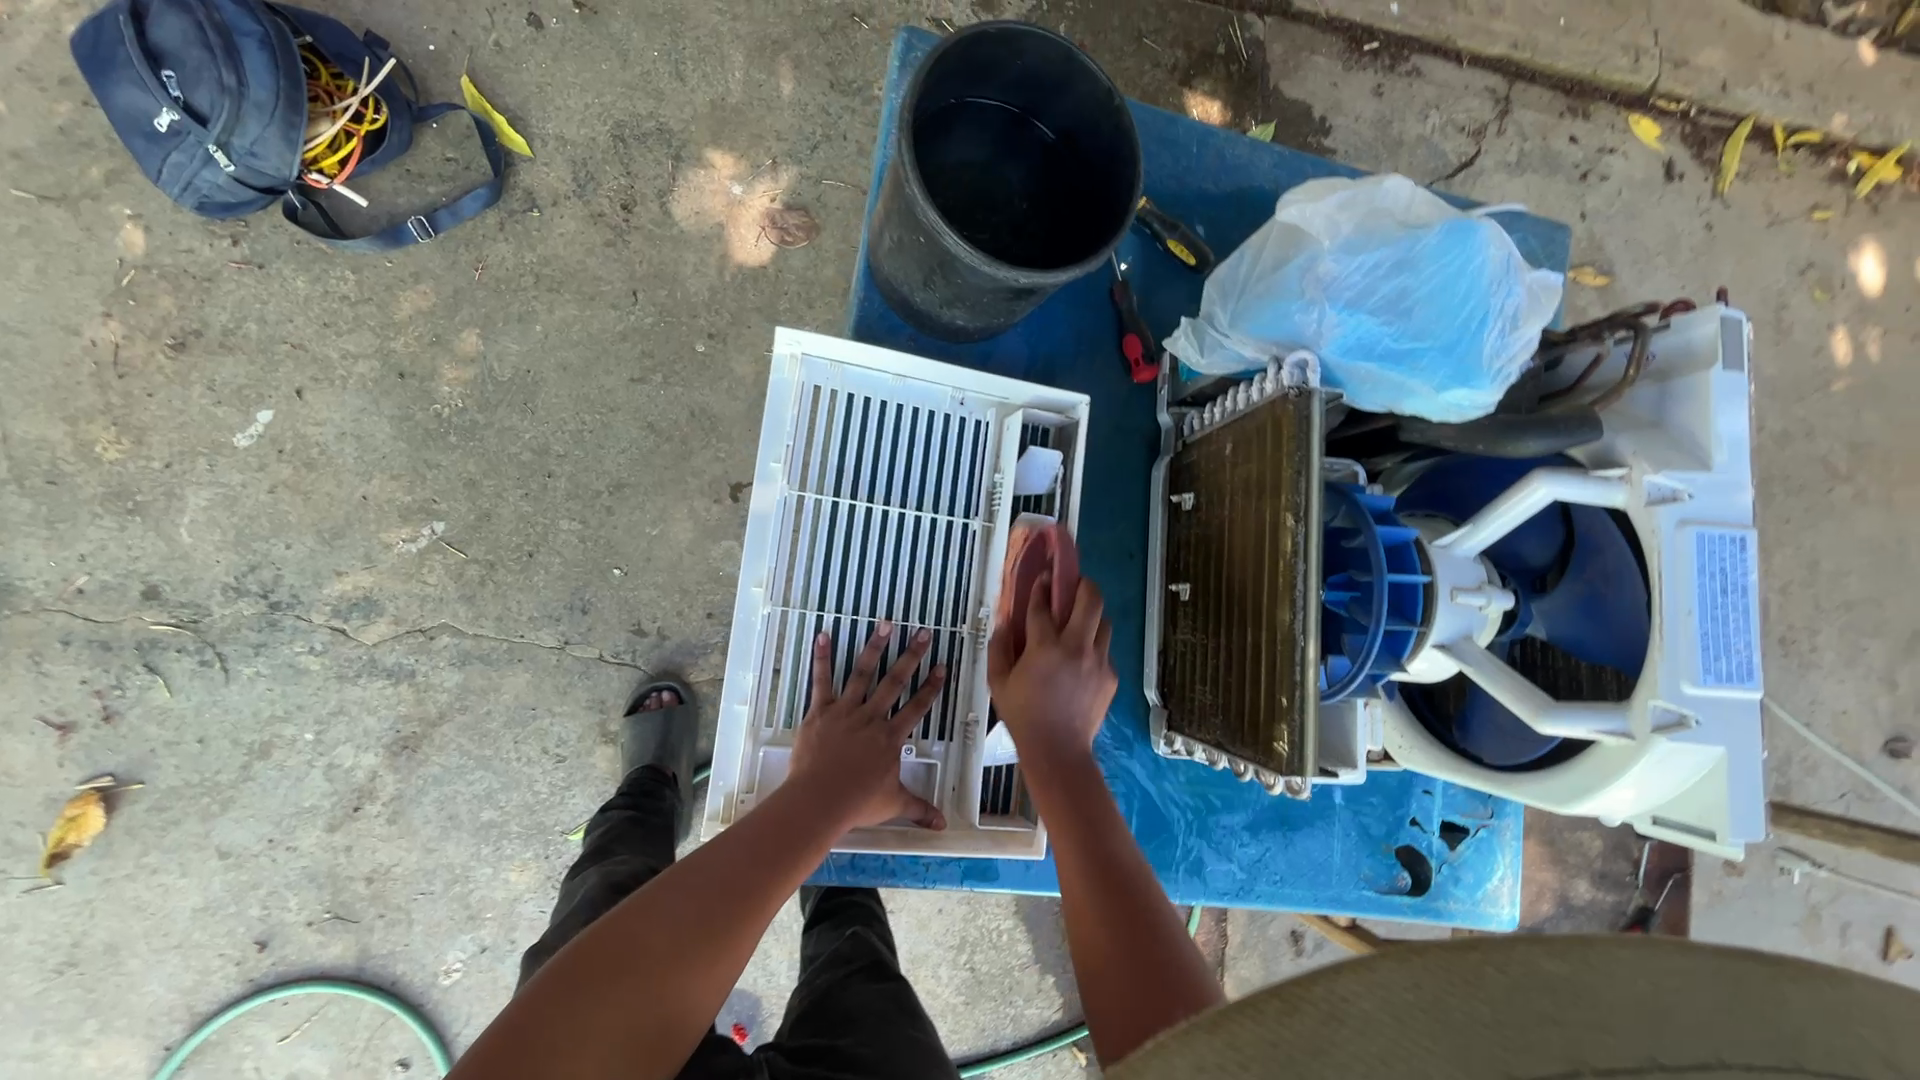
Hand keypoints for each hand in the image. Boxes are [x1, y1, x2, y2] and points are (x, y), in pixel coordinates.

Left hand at [788, 621, 947, 832]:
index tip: (941, 666)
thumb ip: (918, 809)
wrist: (819, 800)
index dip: (931, 687)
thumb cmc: (857, 803)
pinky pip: (821, 680)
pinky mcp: (820, 711)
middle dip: (911, 656)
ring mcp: (845, 711)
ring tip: (885, 625)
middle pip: (895, 682)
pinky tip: (823, 635)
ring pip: (863, 674)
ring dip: (874, 648)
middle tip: (923, 633)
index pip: (917, 707)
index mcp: (890, 737)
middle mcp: (871, 718)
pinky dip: (821, 658)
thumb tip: (942, 825)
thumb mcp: (893, 804)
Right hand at [988, 575, 1116, 772]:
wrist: (1058, 751)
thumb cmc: (1023, 716)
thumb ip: (998, 648)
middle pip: (1091, 599)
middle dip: (1084, 584)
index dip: (1042, 586)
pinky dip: (1094, 647)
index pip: (1044, 604)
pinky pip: (1105, 650)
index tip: (1042, 576)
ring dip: (1092, 616)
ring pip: (1104, 622)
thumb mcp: (998, 682)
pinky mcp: (1111, 676)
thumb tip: (1004, 623)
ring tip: (1079, 623)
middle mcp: (1076, 647)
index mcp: (1045, 647)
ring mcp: (1098, 661)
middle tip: (1074, 586)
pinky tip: (1082, 660)